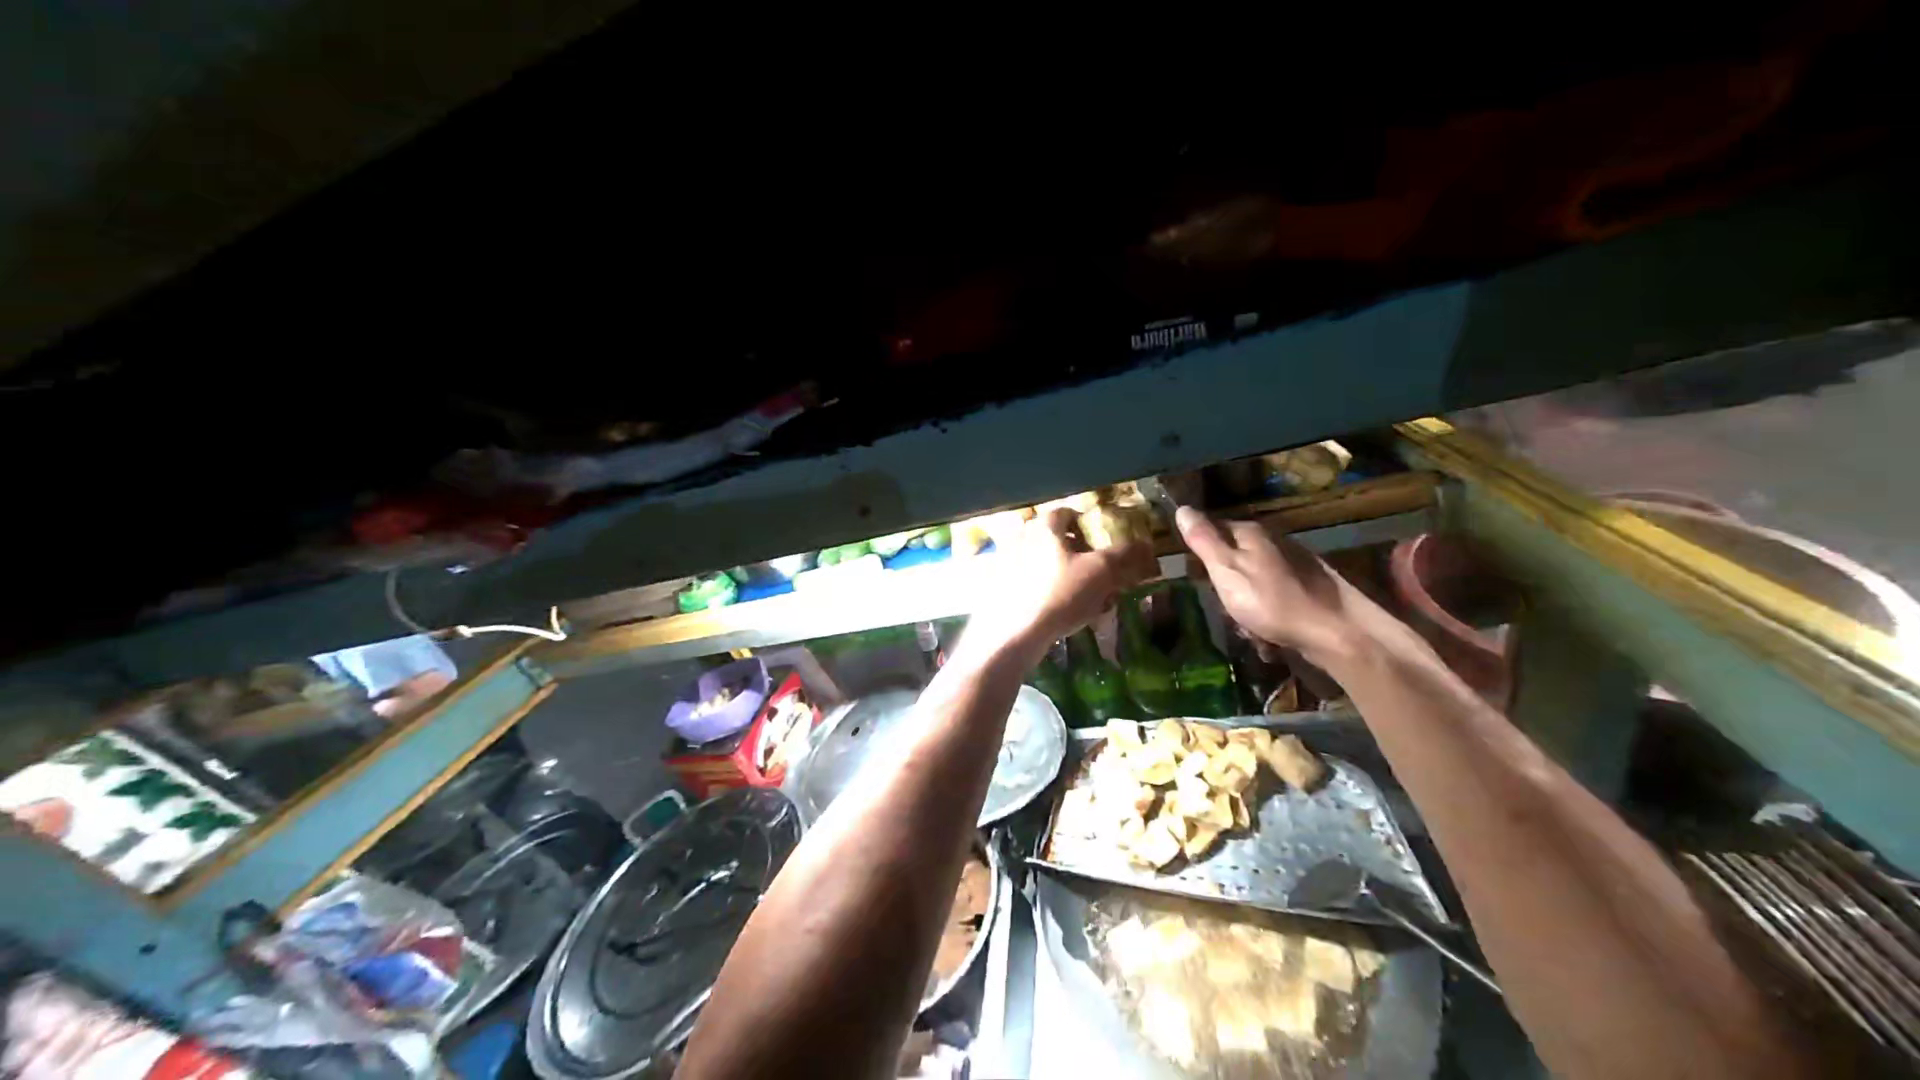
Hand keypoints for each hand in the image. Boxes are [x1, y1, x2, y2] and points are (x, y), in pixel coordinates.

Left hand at [964, 507, 1156, 664]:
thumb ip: (1124, 556)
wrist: (1010, 635)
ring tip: (1086, 601)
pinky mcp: (998, 591)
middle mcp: (1019, 539)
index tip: (1102, 543)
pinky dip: (1048, 595)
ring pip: (1044, 565)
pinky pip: (1030, 586)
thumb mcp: (1101, 573)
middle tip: (1099, 575)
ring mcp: (1005, 566)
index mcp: (1042, 528)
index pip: (1066, 513)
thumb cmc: (1058, 595)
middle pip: (1055, 540)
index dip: (1086, 525)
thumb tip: (1146, 544)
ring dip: (1066, 578)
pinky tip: (1062, 616)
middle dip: (1079, 556)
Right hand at [1175, 505, 1385, 668]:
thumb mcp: (1226, 570)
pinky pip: (1271, 598)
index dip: (1200, 552)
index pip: (1213, 528)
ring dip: (1243, 605)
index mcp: (1251, 533)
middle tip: (1225, 608)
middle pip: (1232, 558)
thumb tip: (1182, 508)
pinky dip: (1265, 615)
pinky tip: (1267, 633)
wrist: (1332, 631)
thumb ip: (1204, 541)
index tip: (1195, 577)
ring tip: (1248, 628)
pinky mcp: (1305, 589)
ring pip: (1251, 581)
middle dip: (1223, 585)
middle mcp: (1272, 542)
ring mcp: (1291, 565)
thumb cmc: (1270, 601)